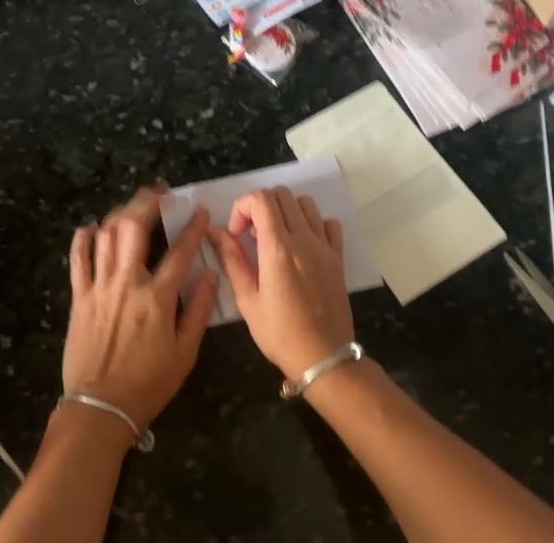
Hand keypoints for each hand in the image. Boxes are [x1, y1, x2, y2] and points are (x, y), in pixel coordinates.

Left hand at [63, 187, 219, 430]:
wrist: (100, 407)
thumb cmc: (148, 384)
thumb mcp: (185, 353)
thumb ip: (198, 311)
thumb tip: (211, 276)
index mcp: (157, 298)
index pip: (179, 252)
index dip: (192, 228)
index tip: (199, 212)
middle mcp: (127, 283)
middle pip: (135, 227)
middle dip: (148, 202)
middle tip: (160, 193)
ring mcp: (99, 287)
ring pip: (107, 235)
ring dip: (120, 213)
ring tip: (133, 206)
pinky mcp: (79, 296)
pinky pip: (78, 259)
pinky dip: (84, 238)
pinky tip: (92, 226)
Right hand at [209, 186, 355, 380]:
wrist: (323, 357)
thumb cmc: (279, 332)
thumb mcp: (247, 299)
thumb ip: (232, 259)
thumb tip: (215, 231)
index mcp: (278, 248)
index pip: (261, 199)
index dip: (242, 207)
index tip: (237, 233)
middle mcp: (304, 239)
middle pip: (282, 195)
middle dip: (261, 206)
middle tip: (253, 236)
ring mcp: (324, 247)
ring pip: (305, 203)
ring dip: (286, 211)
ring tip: (276, 238)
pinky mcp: (338, 257)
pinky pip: (328, 223)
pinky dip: (312, 223)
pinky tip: (302, 244)